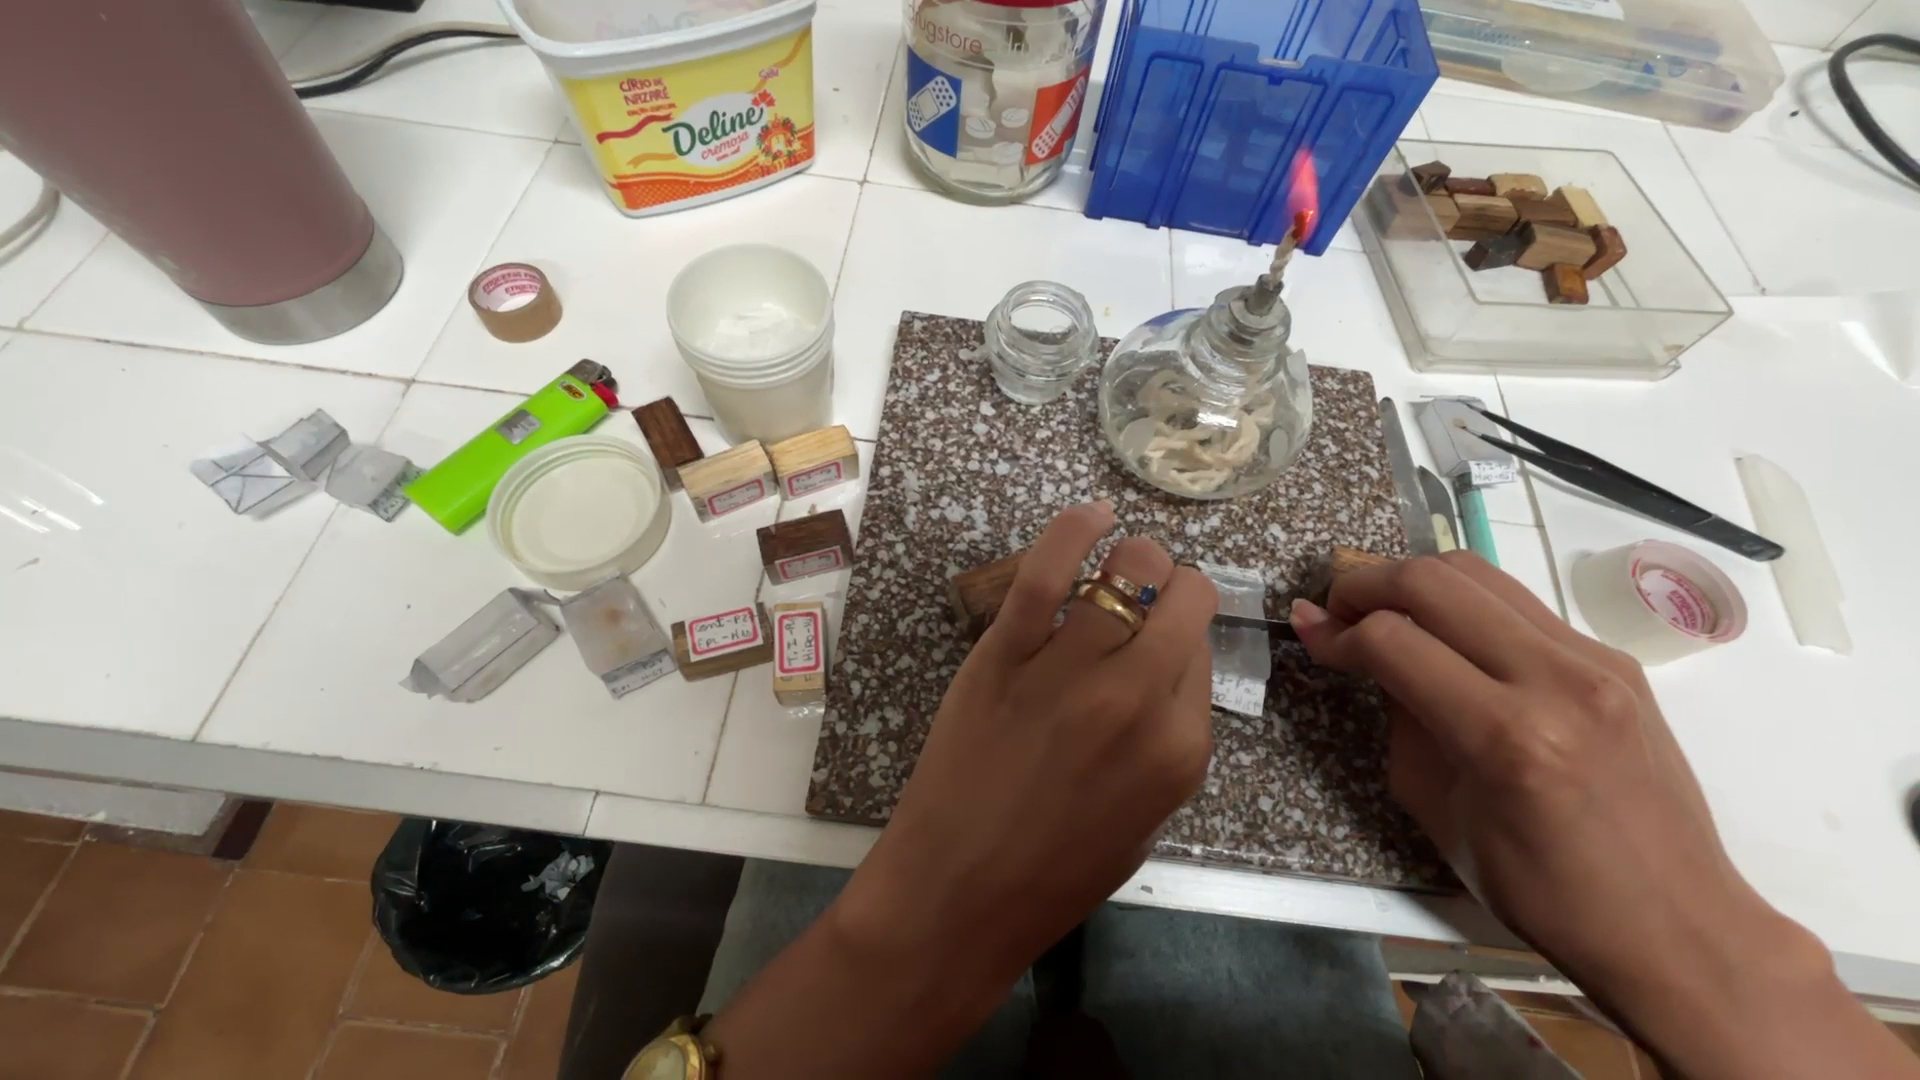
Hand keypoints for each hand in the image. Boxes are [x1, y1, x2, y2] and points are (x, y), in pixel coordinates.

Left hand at [705, 503, 1217, 1078]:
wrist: (959, 891)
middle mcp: (1138, 698)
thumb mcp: (1145, 818)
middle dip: (1175, 588)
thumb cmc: (1054, 871)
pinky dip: (1075, 527)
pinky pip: (1048, 569)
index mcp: (1181, 748)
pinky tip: (1093, 513)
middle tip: (1146, 599)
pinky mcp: (1006, 651)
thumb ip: (1169, 740)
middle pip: (1183, 598)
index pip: (1205, 652)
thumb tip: (1170, 667)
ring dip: (1134, 558)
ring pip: (1129, 570)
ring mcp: (1071, 669)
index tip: (1159, 641)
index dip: (1183, 639)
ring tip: (1118, 562)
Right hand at [1292, 552, 1910, 1079]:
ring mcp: (1595, 661)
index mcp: (1506, 736)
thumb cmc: (1538, 889)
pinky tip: (1445, 636)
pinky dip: (1462, 604)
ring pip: (1477, 572)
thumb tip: (1364, 655)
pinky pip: (1516, 602)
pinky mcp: (1615, 659)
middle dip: (1365, 583)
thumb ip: (1400, 719)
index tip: (1308, 632)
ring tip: (1382, 610)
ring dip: (1413, 581)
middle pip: (1433, 581)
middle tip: (1336, 609)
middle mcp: (1557, 679)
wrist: (1677, 925)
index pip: (1392, 642)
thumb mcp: (1436, 808)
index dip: (1335, 632)